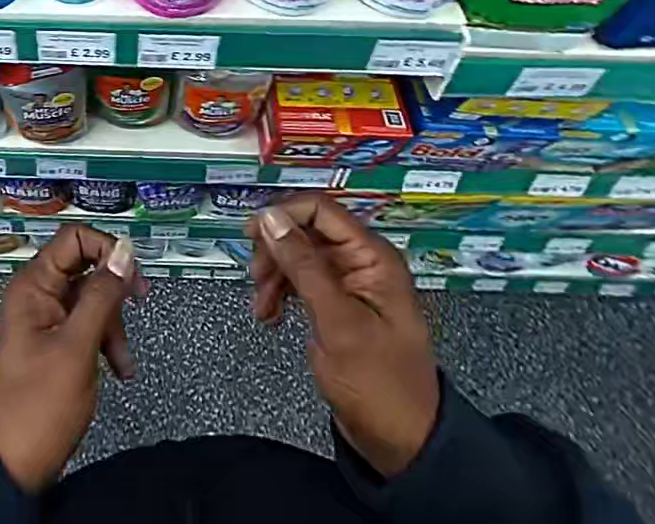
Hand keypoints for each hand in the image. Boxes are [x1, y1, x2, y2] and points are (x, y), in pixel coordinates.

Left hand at [0, 225, 140, 491]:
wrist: (11, 467)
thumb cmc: (41, 404)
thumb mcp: (78, 346)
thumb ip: (103, 294)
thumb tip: (125, 250)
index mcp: (34, 286)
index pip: (74, 238)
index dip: (106, 247)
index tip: (131, 271)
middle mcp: (38, 294)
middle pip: (87, 267)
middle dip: (115, 289)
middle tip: (141, 301)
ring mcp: (47, 318)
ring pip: (93, 298)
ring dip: (114, 324)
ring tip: (123, 360)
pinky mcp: (56, 341)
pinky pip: (88, 324)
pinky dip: (106, 341)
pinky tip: (120, 368)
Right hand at [247, 194, 439, 477]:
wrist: (403, 444)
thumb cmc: (378, 382)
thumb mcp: (337, 322)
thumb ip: (302, 265)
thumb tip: (269, 217)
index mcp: (371, 255)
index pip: (320, 210)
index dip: (283, 215)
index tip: (251, 236)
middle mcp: (360, 261)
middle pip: (306, 232)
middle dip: (276, 251)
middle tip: (256, 279)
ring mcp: (349, 283)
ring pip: (299, 257)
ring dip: (275, 276)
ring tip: (261, 309)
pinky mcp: (337, 305)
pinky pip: (302, 283)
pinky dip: (282, 294)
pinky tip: (271, 316)